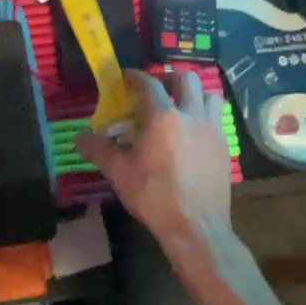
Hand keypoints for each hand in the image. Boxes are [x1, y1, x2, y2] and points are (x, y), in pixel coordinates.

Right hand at [74, 69, 232, 246]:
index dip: (135, 76)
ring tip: (180, 108)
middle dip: (169, 79)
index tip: (125, 78)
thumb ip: (98, 149)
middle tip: (156, 90)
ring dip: (194, 95)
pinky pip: (217, 120)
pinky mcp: (225, 148)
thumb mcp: (118, 172)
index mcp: (163, 117)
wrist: (196, 227)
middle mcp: (191, 115)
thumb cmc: (154, 196)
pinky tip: (192, 135)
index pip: (148, 83)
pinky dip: (204, 117)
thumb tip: (80, 137)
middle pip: (186, 79)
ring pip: (210, 96)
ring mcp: (213, 131)